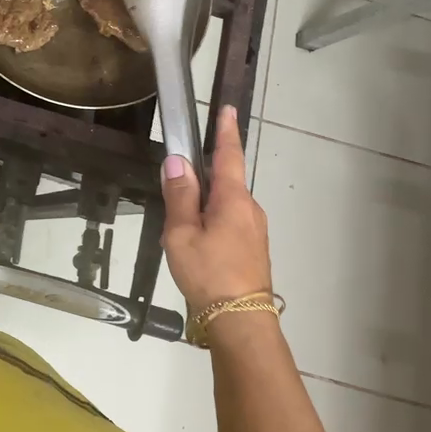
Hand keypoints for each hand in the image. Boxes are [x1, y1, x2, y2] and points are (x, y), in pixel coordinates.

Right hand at [160, 104, 271, 311]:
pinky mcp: (253, 248)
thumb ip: (180, 196)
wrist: (240, 322)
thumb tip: (178, 161)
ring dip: (204, 205)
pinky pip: (229, 222)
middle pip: (224, 181)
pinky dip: (211, 222)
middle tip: (175, 186)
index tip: (228, 109)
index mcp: (233, 199)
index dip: (226, 131)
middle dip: (202, 178)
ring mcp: (254, 230)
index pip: (228, 155)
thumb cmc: (208, 273)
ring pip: (225, 205)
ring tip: (178, 228)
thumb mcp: (181, 233)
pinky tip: (194, 243)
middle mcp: (250, 209)